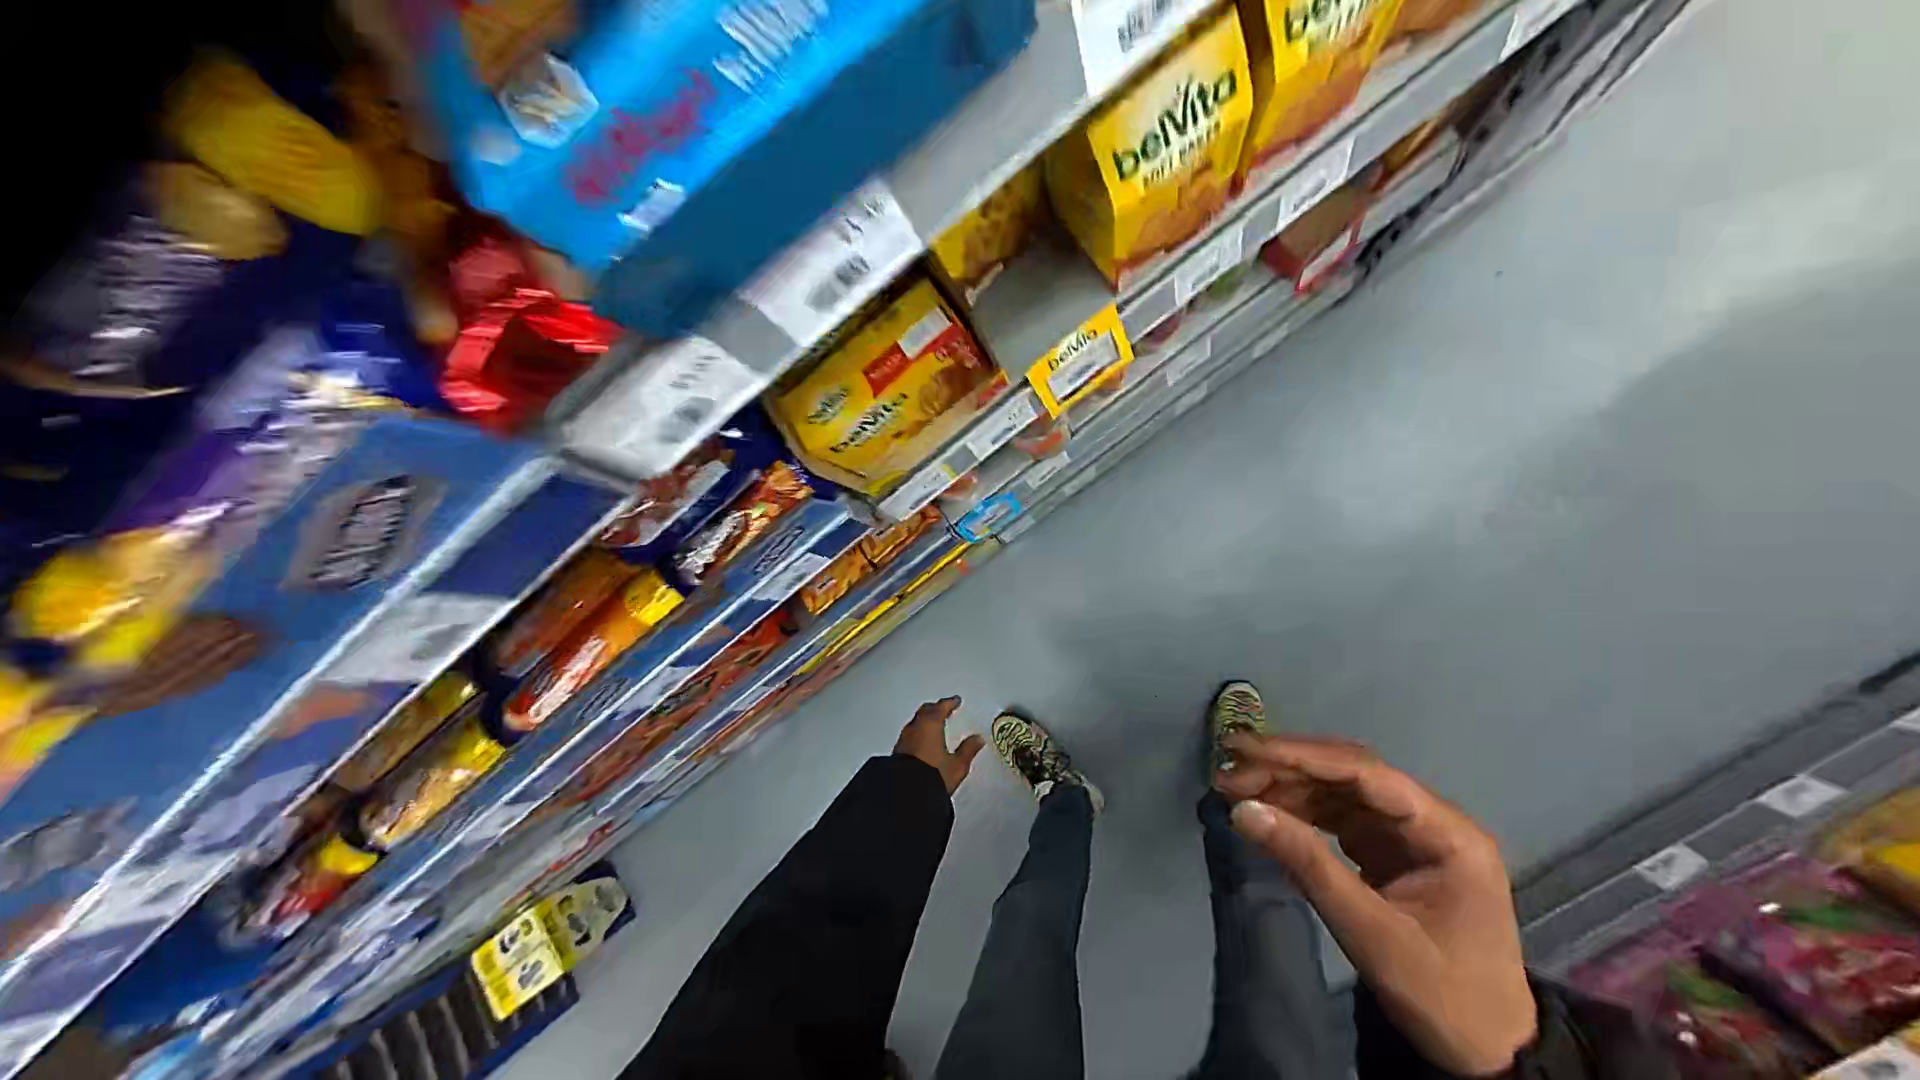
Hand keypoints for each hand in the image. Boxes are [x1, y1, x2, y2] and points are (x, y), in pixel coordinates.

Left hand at [895, 697, 984, 795]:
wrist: (906, 793)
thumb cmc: (933, 776)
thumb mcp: (957, 765)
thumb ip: (968, 749)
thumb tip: (978, 739)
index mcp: (930, 725)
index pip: (940, 707)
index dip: (949, 703)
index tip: (955, 700)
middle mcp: (915, 729)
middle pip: (925, 711)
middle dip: (935, 708)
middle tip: (944, 708)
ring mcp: (903, 740)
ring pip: (915, 723)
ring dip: (924, 720)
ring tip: (933, 724)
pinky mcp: (896, 752)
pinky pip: (909, 735)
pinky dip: (918, 733)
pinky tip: (922, 741)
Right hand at [1218, 735, 1536, 1076]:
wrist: (1483, 1051)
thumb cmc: (1440, 994)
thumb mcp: (1370, 932)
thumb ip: (1307, 864)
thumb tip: (1241, 809)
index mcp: (1447, 833)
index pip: (1365, 773)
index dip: (1302, 755)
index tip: (1245, 749)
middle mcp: (1429, 819)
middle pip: (1348, 773)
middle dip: (1285, 767)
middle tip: (1228, 770)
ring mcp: (1407, 832)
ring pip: (1337, 789)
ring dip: (1286, 784)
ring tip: (1234, 786)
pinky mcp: (1387, 847)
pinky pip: (1336, 813)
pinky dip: (1297, 808)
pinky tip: (1265, 809)